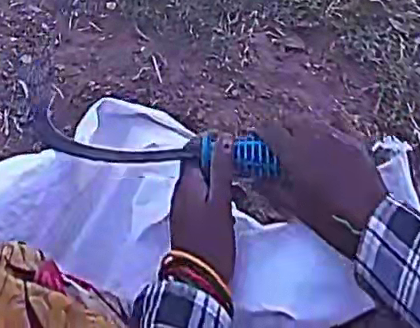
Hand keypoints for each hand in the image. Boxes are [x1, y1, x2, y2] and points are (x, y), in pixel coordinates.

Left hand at [168, 135, 235, 281]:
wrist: (199, 280)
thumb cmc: (211, 240)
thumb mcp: (221, 201)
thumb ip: (221, 169)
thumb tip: (223, 139)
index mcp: (186, 182)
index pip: (194, 149)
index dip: (212, 144)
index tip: (230, 146)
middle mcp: (180, 190)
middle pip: (198, 166)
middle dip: (218, 165)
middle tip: (239, 171)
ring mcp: (182, 206)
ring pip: (201, 183)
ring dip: (218, 182)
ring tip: (237, 192)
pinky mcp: (187, 221)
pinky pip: (200, 199)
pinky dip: (213, 197)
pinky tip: (228, 208)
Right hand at [261, 120, 387, 258]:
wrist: (375, 223)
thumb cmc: (331, 219)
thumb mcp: (296, 208)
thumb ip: (271, 187)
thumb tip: (255, 176)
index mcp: (293, 151)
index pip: (268, 130)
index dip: (260, 136)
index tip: (259, 146)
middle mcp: (311, 135)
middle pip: (289, 121)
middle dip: (282, 131)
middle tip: (282, 148)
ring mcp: (334, 135)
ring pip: (311, 121)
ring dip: (303, 130)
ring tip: (305, 147)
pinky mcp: (353, 140)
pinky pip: (335, 125)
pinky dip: (327, 130)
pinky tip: (328, 142)